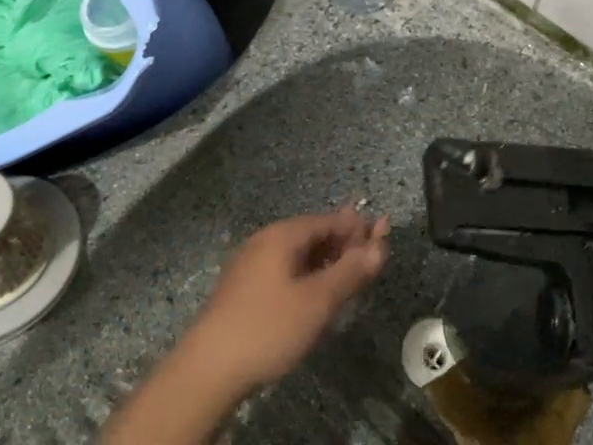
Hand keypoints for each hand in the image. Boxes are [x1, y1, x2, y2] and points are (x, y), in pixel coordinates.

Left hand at [182, 208, 390, 391]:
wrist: (207, 371)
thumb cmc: (268, 328)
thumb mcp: (317, 301)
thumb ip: (350, 271)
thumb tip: (379, 247)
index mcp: (282, 236)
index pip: (329, 221)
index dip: (358, 229)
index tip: (384, 238)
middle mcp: (264, 243)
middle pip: (313, 236)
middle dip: (344, 246)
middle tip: (371, 263)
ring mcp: (250, 267)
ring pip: (298, 257)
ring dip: (326, 265)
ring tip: (350, 282)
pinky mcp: (243, 292)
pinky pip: (284, 274)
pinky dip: (307, 279)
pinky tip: (317, 299)